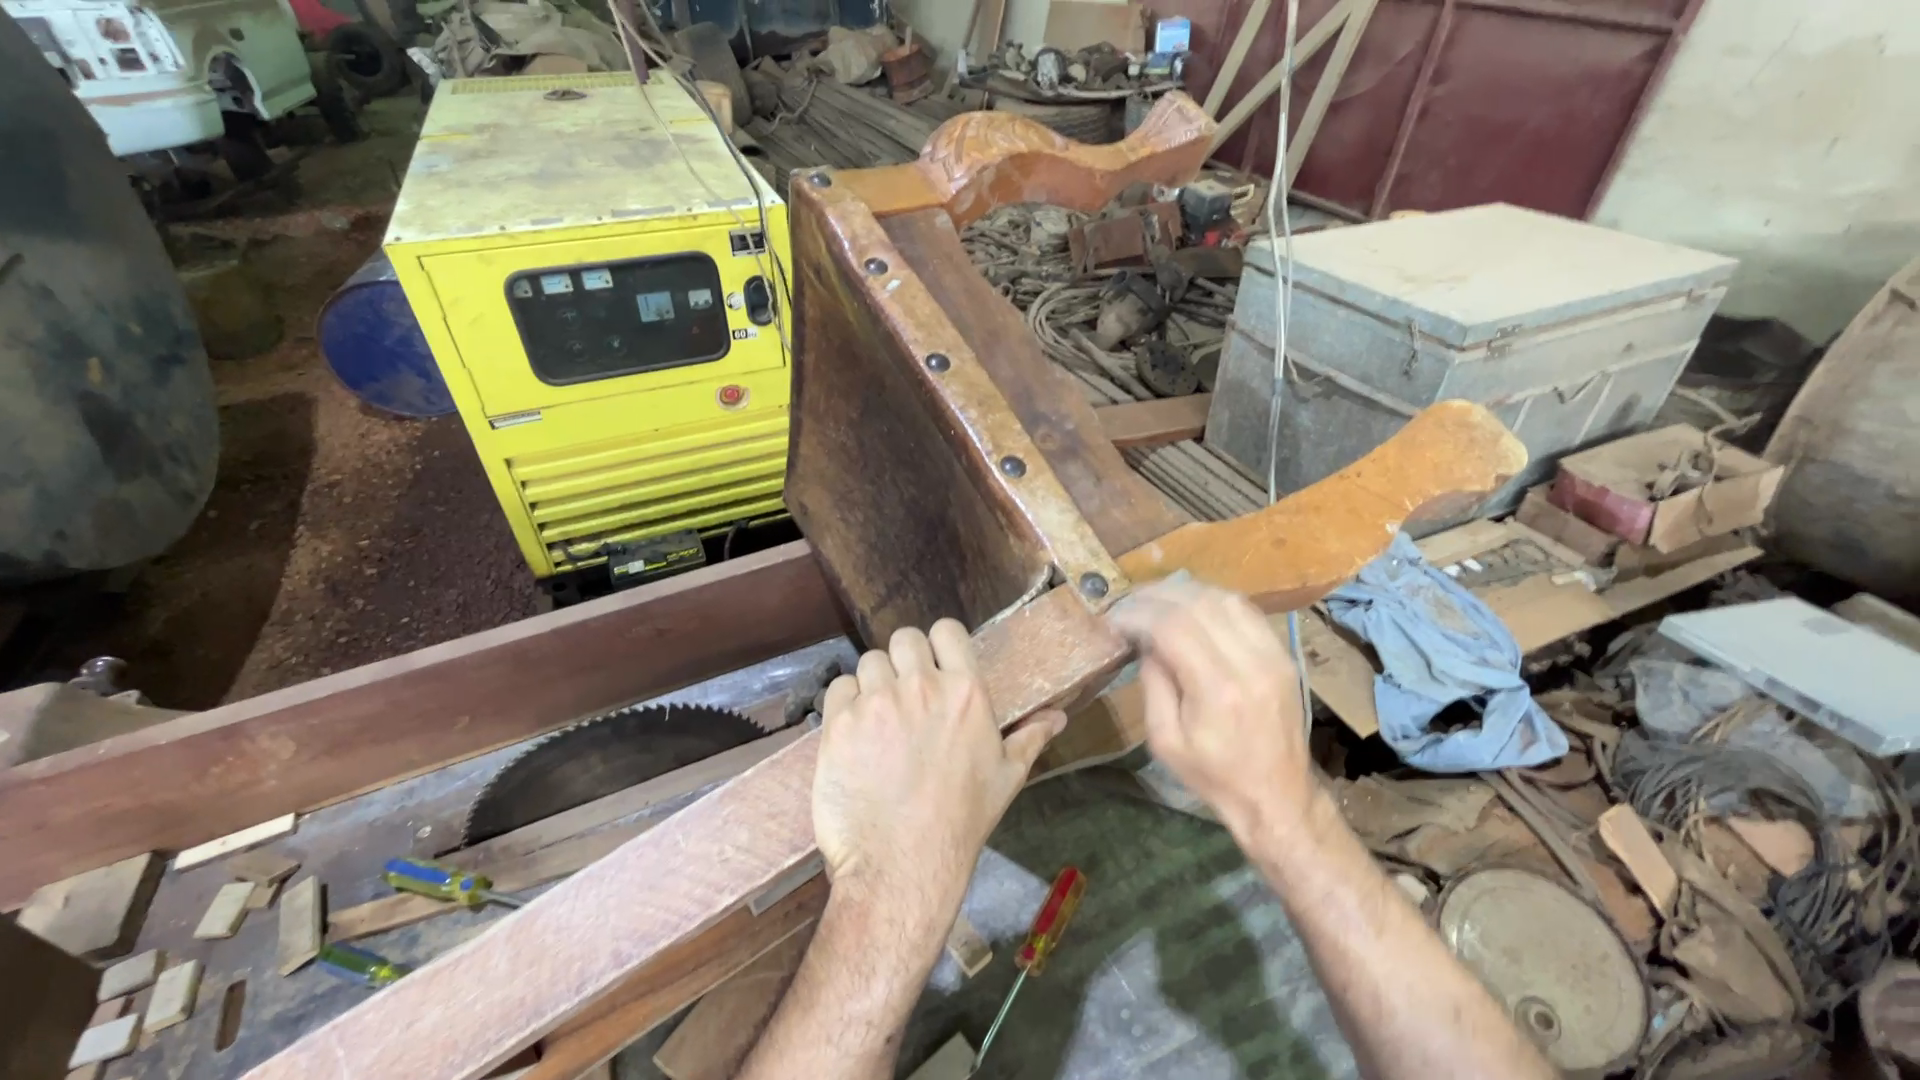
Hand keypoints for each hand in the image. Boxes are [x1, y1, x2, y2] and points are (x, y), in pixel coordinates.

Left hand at [814, 620, 1065, 916]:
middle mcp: (921, 687)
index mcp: (965, 692)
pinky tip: (855, 733)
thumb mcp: (1006, 777)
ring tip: (878, 718)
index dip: (939, 644)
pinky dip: (844, 704)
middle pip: (904, 639)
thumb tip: (1058, 717)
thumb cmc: (961, 821)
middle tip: (904, 693)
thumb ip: (1030, 737)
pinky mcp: (839, 723)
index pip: (946, 630)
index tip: (935, 663)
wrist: (902, 863)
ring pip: (868, 662)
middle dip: (903, 659)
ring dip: (873, 683)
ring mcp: (877, 702)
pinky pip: (838, 689)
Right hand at [1110, 581, 1314, 837]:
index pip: (1172, 625)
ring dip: (1185, 592)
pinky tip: (1192, 609)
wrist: (1276, 795)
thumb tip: (1146, 641)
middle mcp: (1250, 663)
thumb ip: (1153, 684)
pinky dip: (1213, 601)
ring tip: (1157, 601)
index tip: (1115, 619)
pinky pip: (1246, 610)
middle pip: (1198, 603)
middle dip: (1156, 596)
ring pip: (1225, 598)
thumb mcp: (1165, 740)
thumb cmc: (1213, 775)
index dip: (1138, 613)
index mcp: (1217, 690)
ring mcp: (1273, 655)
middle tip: (1130, 604)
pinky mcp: (1283, 655)